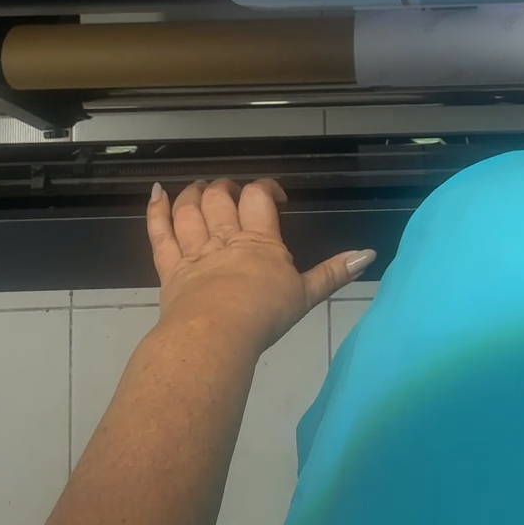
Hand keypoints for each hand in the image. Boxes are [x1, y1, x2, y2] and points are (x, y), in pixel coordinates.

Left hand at [146, 178, 374, 351]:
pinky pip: (159, 234)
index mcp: (259, 240)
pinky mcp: (170, 269)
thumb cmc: (263, 314)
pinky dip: (156, 211)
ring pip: (189, 210)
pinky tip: (156, 193)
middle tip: (231, 192)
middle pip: (220, 198)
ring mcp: (194, 251)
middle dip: (225, 189)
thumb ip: (335, 272)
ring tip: (198, 187)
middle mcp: (225, 238)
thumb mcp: (306, 294)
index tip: (276, 195)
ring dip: (193, 194)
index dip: (266, 188)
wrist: (215, 337)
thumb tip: (368, 255)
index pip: (259, 196)